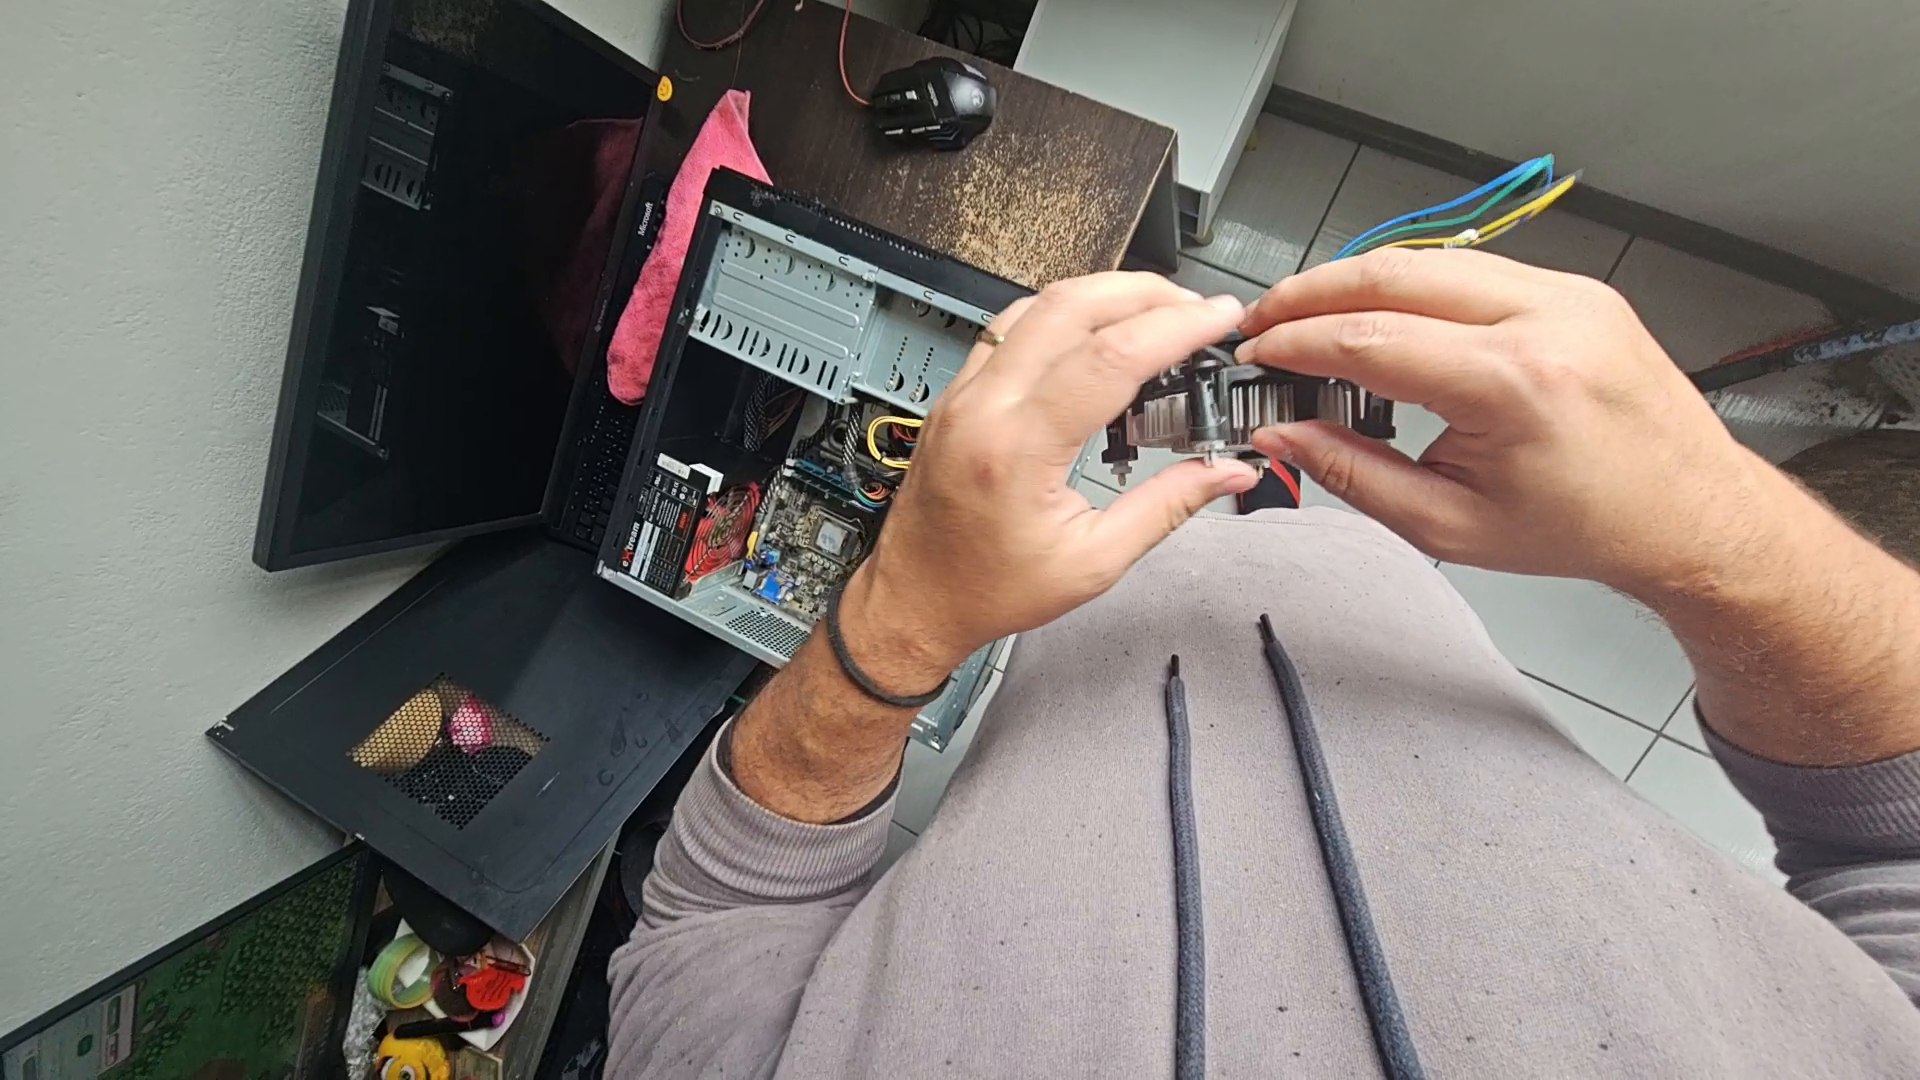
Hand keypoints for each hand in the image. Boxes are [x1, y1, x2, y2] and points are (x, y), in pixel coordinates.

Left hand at [841, 273, 1258, 684]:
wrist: (917, 598)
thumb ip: (1166, 508)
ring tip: (1150, 314)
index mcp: (1018, 451)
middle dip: (1143, 293)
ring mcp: (963, 397)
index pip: (1110, 357)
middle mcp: (983, 409)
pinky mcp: (956, 398)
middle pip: (1070, 307)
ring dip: (1100, 296)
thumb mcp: (1092, 562)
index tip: (1217, 318)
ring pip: (1035, 307)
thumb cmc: (986, 589)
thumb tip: (1224, 474)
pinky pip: (1008, 330)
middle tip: (1192, 308)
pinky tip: (1090, 333)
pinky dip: (1059, 316)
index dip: (1176, 327)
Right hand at [1235, 248, 1775, 595]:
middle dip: (1309, 292)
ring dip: (1348, 281)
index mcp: (1515, 384)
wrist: (1686, 512)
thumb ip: (1348, 473)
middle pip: (1393, 274)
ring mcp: (1565, 295)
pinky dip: (1397, 283)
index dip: (1297, 342)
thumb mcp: (1442, 521)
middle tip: (1263, 318)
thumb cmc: (1582, 524)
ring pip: (1426, 258)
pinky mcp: (1568, 292)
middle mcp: (1548, 319)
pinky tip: (1364, 308)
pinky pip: (1461, 268)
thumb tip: (1282, 436)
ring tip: (1300, 312)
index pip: (1370, 338)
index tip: (1258, 354)